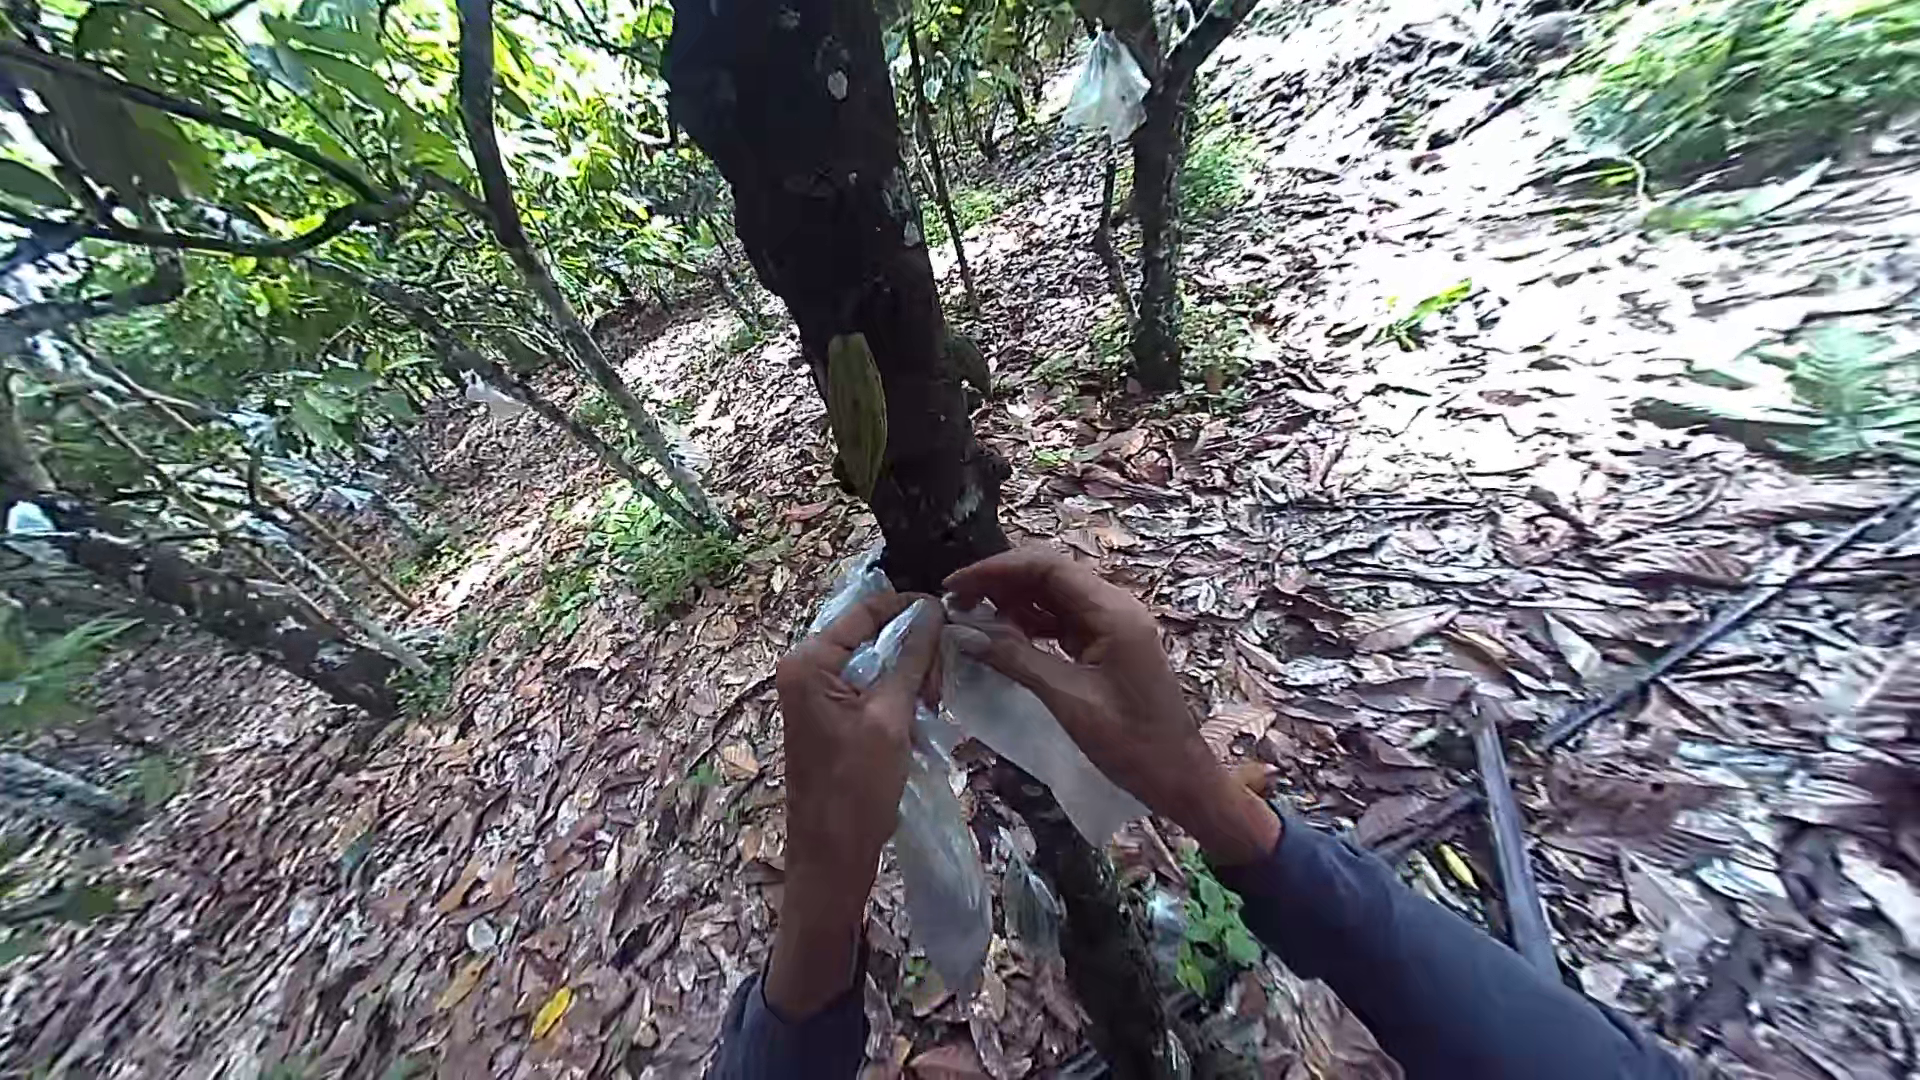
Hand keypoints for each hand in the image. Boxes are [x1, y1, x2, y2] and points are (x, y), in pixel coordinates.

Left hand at [766, 592, 941, 1016]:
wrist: (832, 858)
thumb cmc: (857, 787)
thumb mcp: (891, 715)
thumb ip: (912, 657)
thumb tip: (934, 609)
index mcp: (810, 660)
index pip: (866, 610)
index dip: (909, 607)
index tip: (948, 612)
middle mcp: (807, 667)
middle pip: (871, 633)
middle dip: (912, 647)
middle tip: (941, 677)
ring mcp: (817, 691)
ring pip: (876, 659)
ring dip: (910, 672)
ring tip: (934, 700)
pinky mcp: (831, 712)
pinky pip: (871, 684)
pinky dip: (899, 691)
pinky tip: (922, 711)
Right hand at [944, 548, 1278, 865]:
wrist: (1179, 778)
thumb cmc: (1131, 743)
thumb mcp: (1068, 699)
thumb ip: (1017, 659)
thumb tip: (966, 633)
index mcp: (1112, 611)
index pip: (1047, 567)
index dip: (997, 569)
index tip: (957, 584)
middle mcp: (1113, 606)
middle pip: (1048, 575)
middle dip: (1000, 582)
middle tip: (957, 599)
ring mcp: (1110, 624)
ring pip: (1052, 595)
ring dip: (1012, 601)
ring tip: (971, 614)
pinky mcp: (1105, 643)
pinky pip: (1060, 619)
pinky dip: (1029, 622)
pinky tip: (1002, 634)